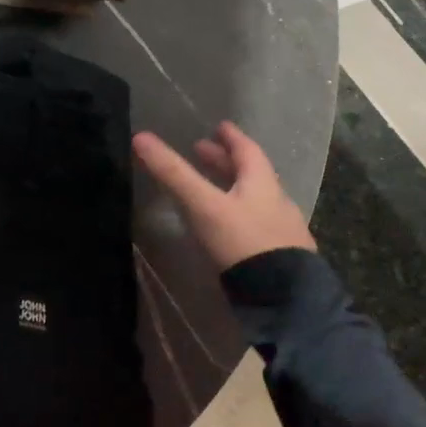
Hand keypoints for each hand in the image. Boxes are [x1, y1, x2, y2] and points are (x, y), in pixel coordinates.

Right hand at [133, 121, 315, 270]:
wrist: (285, 300)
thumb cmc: (243, 241)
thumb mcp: (202, 204)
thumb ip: (173, 172)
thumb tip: (140, 136)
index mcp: (263, 185)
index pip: (248, 151)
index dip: (232, 138)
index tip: (219, 126)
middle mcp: (277, 203)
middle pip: (252, 174)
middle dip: (226, 161)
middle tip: (201, 152)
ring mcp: (282, 232)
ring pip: (255, 199)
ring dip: (233, 187)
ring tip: (210, 187)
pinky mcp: (279, 256)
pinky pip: (257, 223)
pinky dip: (238, 213)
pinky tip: (225, 224)